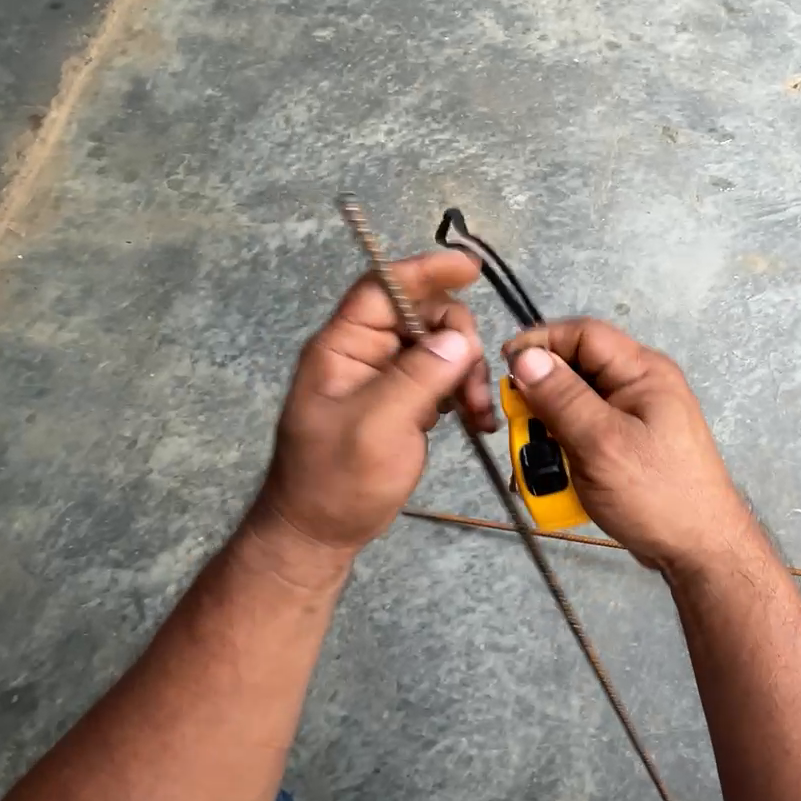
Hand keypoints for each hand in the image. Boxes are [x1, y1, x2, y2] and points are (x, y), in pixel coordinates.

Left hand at [252, 251, 496, 558]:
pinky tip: (476, 420)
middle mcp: (366, 354)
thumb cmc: (336, 481)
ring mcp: (387, 378)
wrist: (321, 532)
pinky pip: (445, 377)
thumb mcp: (377, 428)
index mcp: (343, 348)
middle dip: (460, 343)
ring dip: (469, 374)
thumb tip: (460, 338)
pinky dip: (466, 393)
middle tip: (475, 388)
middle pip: (425, 316)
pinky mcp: (406, 401)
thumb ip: (418, 378)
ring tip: (479, 414)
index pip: (384, 289)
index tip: (469, 269)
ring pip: (442, 348)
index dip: (424, 271)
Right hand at [502, 319, 759, 575]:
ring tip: (538, 463)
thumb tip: (526, 357)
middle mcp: (640, 386)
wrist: (699, 551)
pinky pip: (586, 434)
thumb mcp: (601, 444)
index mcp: (643, 372)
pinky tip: (559, 479)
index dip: (541, 343)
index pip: (584, 334)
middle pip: (576, 371)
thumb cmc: (657, 496)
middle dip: (542, 398)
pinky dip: (566, 452)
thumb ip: (562, 398)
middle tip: (520, 427)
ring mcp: (636, 417)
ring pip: (576, 407)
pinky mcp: (628, 445)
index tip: (505, 367)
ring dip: (550, 433)